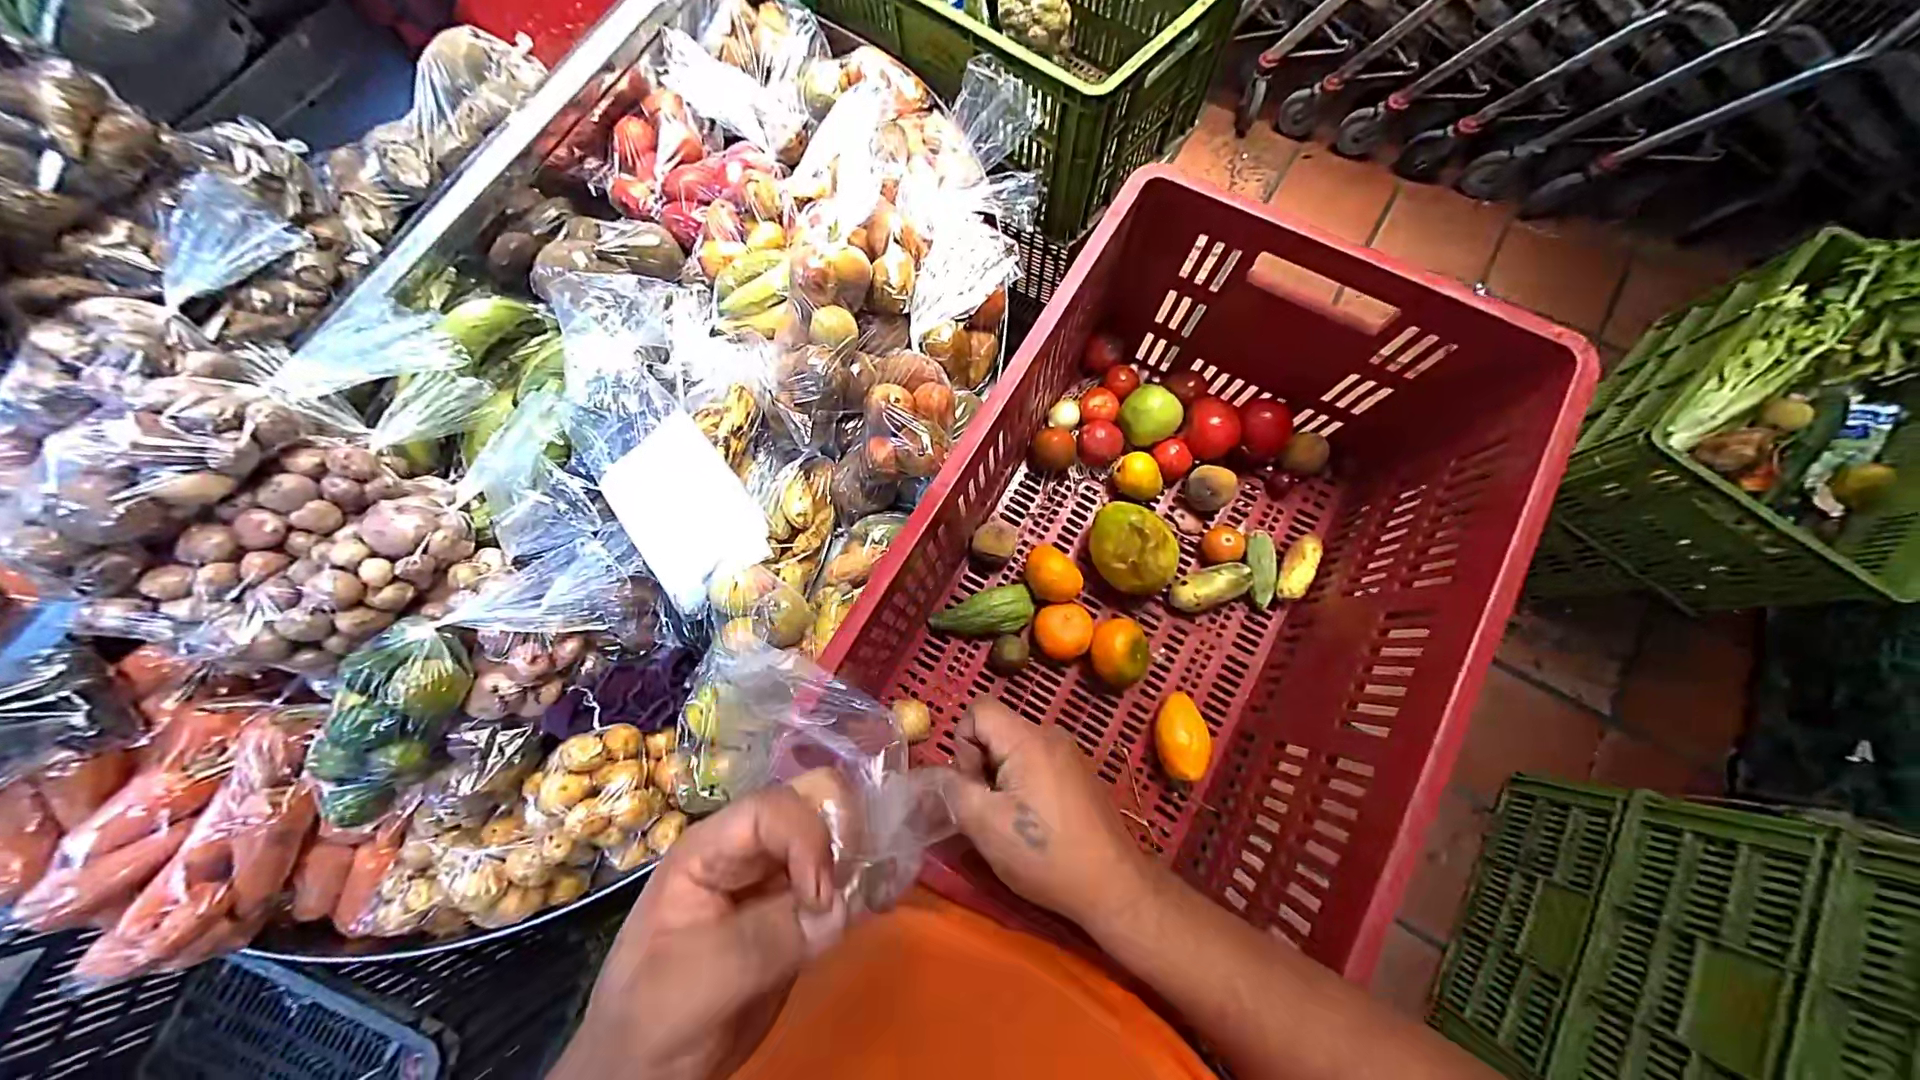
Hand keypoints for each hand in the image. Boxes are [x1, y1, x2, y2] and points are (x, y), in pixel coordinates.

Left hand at [550, 786, 847, 1079]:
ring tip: (875, 888)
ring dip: (857, 857)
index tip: (821, 893)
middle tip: (862, 877)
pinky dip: (860, 885)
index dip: (803, 836)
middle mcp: (747, 853)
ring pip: (828, 842)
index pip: (768, 810)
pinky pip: (836, 882)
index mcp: (710, 850)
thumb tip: (840, 907)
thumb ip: (764, 941)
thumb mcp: (697, 981)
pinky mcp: (797, 912)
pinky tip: (873, 902)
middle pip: (806, 811)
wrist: (647, 1073)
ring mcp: (774, 880)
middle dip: (840, 834)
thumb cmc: (651, 1018)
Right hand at [943, 697, 1157, 933]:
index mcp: (1028, 739)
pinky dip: (1023, 783)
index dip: (962, 743)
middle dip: (981, 764)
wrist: (1114, 886)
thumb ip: (953, 791)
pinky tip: (1036, 821)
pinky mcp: (1078, 772)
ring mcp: (1069, 753)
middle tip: (990, 809)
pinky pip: (1036, 761)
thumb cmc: (1045, 854)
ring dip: (1001, 777)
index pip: (978, 709)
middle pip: (997, 728)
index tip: (974, 786)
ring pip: (1014, 747)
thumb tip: (940, 775)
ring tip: (1012, 819)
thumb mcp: (985, 826)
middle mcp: (1051, 734)